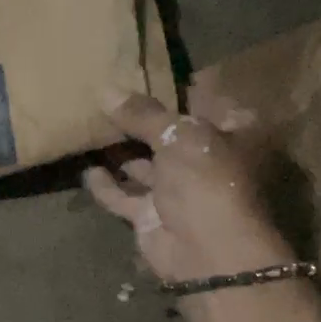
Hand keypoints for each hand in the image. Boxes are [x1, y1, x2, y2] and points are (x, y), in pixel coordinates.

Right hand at [83, 79, 292, 283]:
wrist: (204, 249)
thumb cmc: (207, 181)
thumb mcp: (178, 136)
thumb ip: (142, 115)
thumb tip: (104, 90)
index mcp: (233, 130)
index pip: (203, 99)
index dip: (173, 87)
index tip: (140, 72)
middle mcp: (208, 157)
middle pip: (170, 132)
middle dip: (140, 120)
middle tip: (106, 100)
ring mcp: (179, 189)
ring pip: (145, 164)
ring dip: (120, 152)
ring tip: (90, 130)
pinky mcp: (152, 215)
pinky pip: (125, 195)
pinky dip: (107, 185)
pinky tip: (87, 169)